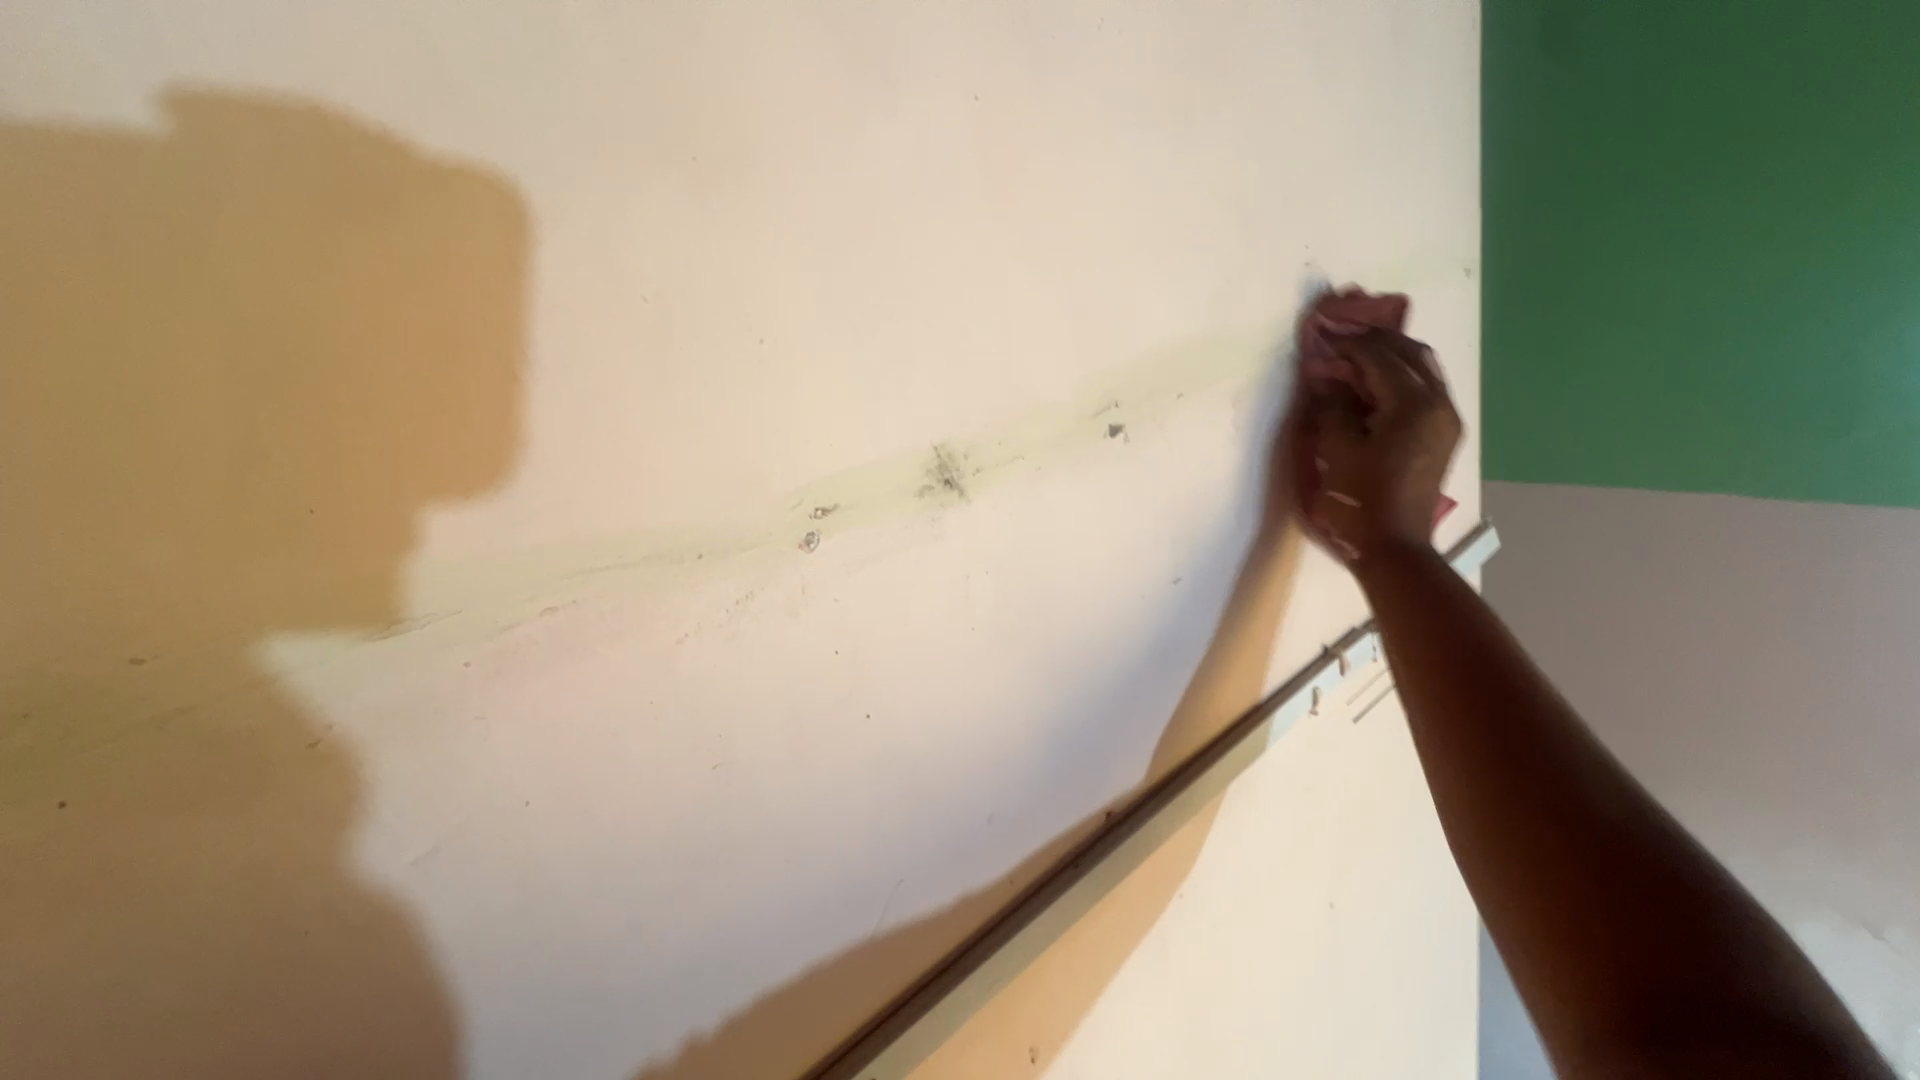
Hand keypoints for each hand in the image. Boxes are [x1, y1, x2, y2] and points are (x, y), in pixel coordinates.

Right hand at [1289, 328, 1460, 561]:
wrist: (1393, 547)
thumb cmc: (1360, 501)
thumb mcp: (1337, 450)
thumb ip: (1332, 406)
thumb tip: (1326, 378)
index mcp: (1414, 405)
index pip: (1380, 357)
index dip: (1348, 341)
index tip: (1321, 331)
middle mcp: (1439, 404)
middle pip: (1410, 353)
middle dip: (1373, 339)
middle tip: (1339, 333)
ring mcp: (1446, 420)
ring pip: (1421, 368)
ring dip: (1388, 356)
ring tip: (1353, 354)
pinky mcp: (1442, 435)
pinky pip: (1423, 389)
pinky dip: (1397, 377)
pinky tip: (1371, 384)